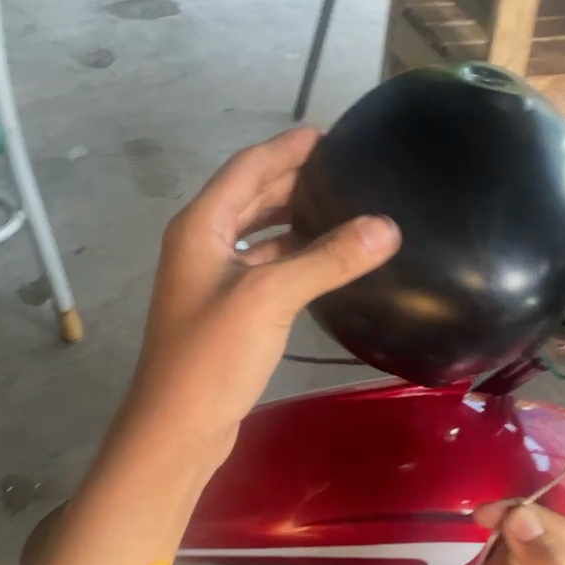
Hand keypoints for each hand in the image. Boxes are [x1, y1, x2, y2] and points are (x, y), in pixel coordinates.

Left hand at [125, 129, 399, 468]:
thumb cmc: (213, 356)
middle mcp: (201, 246)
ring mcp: (211, 282)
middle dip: (294, 181)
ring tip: (343, 209)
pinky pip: (263, 270)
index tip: (332, 136)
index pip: (248, 168)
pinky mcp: (225, 314)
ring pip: (258, 237)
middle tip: (346, 171)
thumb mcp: (271, 298)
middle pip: (251, 198)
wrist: (178, 428)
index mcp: (200, 226)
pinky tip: (323, 263)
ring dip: (294, 221)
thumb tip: (386, 227)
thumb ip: (328, 259)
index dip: (288, 148)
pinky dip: (291, 259)